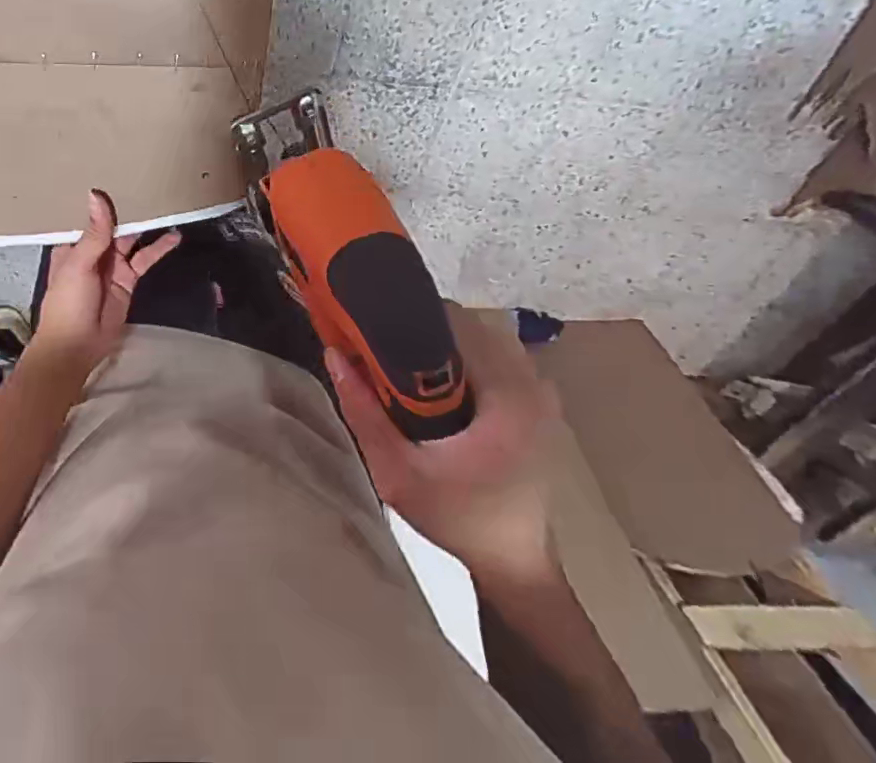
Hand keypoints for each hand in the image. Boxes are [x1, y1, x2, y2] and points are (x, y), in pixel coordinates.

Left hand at [27, 190, 179, 377]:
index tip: (117, 172)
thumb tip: (97, 195)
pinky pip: (145, 260)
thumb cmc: (67, 303)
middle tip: (149, 183)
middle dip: (128, 208)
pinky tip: (174, 237)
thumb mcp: (79, 264)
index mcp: (72, 244)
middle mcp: (92, 251)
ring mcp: (111, 265)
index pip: (88, 215)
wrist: (76, 346)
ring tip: (167, 205)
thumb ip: (94, 233)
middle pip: (113, 225)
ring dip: (146, 226)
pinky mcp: (127, 280)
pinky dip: (159, 249)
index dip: (102, 199)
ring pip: (131, 240)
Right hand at [325, 306, 560, 584]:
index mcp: (508, 398)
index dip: (409, 316)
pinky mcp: (538, 404)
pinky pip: (495, 358)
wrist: (511, 560)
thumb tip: (333, 353)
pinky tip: (431, 382)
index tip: (371, 323)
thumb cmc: (454, 516)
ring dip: (441, 342)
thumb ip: (362, 411)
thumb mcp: (394, 469)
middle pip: (470, 325)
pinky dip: (461, 358)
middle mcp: (533, 385)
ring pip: (483, 339)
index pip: (458, 322)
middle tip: (377, 343)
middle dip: (420, 327)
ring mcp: (541, 394)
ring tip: (399, 361)